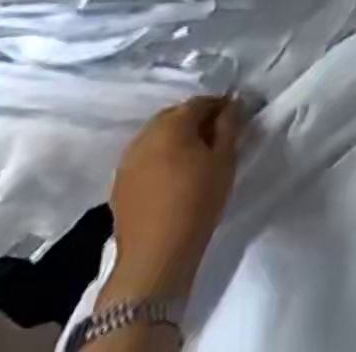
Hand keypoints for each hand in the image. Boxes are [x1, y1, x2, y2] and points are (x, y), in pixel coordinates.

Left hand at [103, 96, 243, 303]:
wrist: (156, 253)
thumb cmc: (199, 199)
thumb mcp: (225, 159)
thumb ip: (229, 125)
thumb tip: (232, 104)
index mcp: (171, 126)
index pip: (199, 102)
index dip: (220, 105)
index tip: (236, 118)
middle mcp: (144, 137)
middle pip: (174, 115)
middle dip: (196, 119)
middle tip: (218, 136)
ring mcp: (127, 160)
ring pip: (156, 135)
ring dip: (177, 137)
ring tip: (197, 155)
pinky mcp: (119, 182)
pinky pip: (144, 155)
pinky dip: (161, 155)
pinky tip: (174, 173)